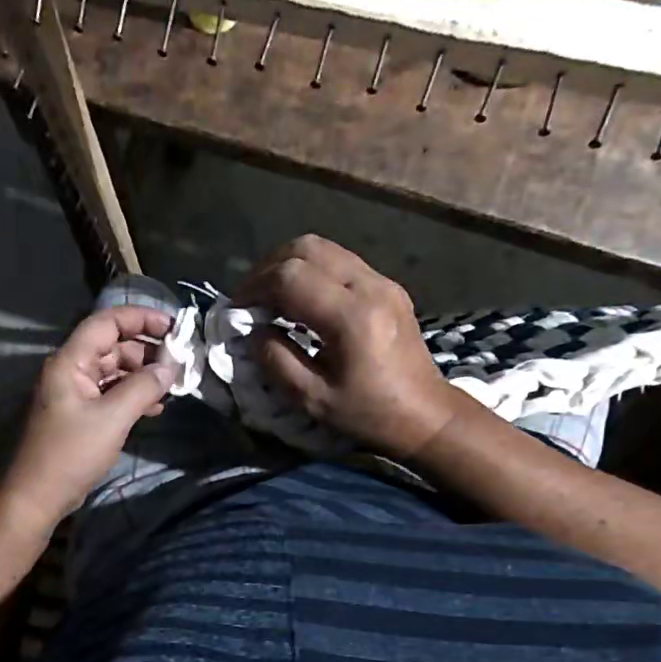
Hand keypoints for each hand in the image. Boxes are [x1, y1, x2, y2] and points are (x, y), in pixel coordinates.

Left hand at [0, 306, 177, 527]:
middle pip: (112, 345)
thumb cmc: (71, 453)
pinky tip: (155, 406)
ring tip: (172, 384)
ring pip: (113, 371)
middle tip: (179, 361)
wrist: (38, 496)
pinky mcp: (78, 415)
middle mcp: (69, 371)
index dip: (141, 318)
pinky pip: (108, 393)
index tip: (174, 327)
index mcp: (69, 362)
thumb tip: (170, 368)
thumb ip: (143, 388)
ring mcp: (72, 393)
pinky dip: (131, 395)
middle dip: (147, 349)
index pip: (107, 322)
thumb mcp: (112, 418)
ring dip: (142, 374)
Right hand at [238, 235, 471, 458]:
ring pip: (322, 247)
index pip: (291, 277)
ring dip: (286, 266)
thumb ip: (276, 361)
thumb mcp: (311, 399)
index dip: (255, 288)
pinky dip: (307, 271)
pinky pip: (337, 260)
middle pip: (306, 249)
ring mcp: (381, 281)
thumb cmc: (366, 413)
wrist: (424, 413)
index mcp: (351, 317)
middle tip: (248, 299)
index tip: (236, 311)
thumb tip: (255, 332)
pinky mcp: (385, 285)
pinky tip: (296, 300)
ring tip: (267, 297)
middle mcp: (369, 287)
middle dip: (267, 269)